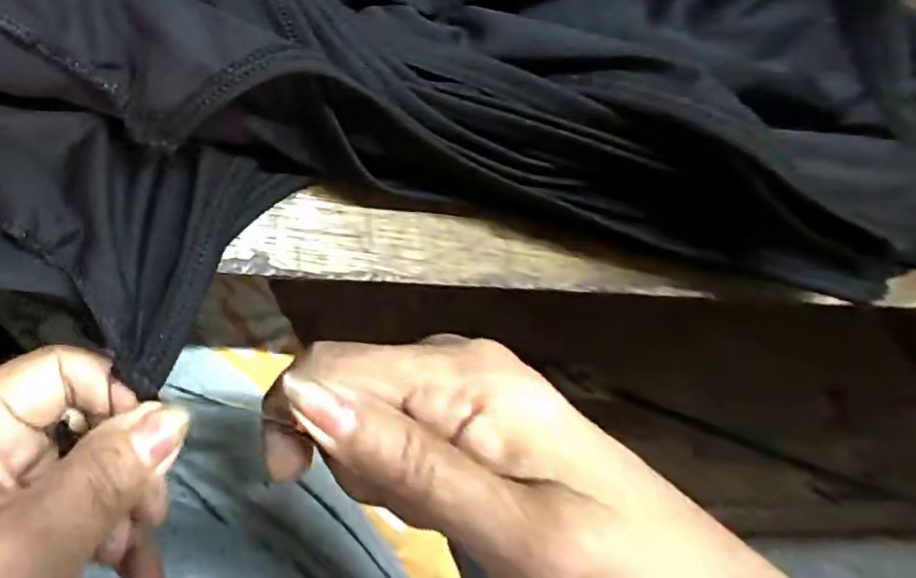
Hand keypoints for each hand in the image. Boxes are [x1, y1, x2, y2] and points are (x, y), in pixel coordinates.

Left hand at [0, 346, 191, 577]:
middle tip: (153, 510)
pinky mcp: (19, 516)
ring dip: (125, 504)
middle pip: (81, 414)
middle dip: (125, 463)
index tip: (157, 448)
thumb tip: (175, 415)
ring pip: (88, 460)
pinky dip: (112, 531)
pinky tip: (136, 568)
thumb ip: (107, 475)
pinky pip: (79, 500)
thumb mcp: (39, 541)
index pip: (60, 367)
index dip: (113, 396)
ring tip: (141, 552)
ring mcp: (4, 476)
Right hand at [262, 336, 783, 577]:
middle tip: (396, 515)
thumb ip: (406, 462)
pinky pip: (402, 424)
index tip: (287, 484)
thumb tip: (301, 393)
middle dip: (340, 442)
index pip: (335, 363)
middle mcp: (459, 359)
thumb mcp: (516, 534)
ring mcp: (472, 387)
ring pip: (369, 403)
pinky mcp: (478, 418)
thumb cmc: (628, 577)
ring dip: (368, 460)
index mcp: (464, 370)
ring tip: (425, 516)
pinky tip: (434, 501)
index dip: (292, 412)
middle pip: (349, 378)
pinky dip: (394, 465)